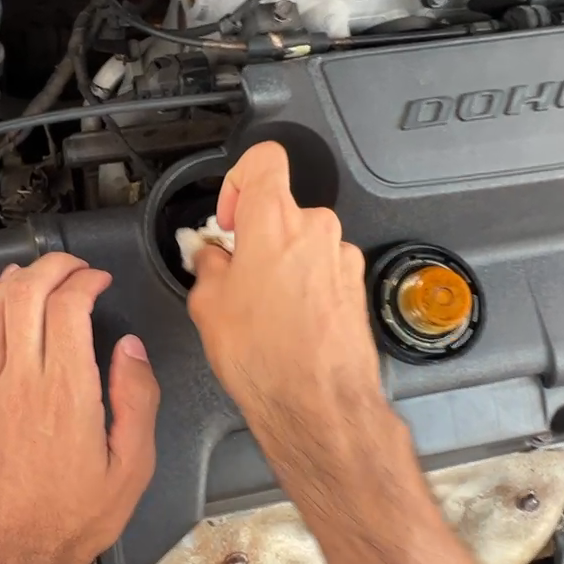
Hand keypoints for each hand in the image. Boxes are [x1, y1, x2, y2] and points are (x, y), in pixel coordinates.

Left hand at [0, 253, 160, 563]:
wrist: (16, 553)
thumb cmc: (74, 516)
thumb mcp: (132, 466)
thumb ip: (136, 399)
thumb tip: (130, 350)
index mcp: (68, 393)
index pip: (68, 308)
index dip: (85, 280)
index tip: (100, 280)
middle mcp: (23, 382)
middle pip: (27, 296)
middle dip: (53, 267)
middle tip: (74, 267)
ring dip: (18, 280)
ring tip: (40, 272)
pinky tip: (2, 302)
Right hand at [188, 142, 385, 447]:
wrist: (318, 403)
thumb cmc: (266, 357)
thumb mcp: (208, 305)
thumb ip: (208, 266)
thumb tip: (210, 257)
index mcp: (274, 221)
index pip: (264, 160)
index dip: (239, 181)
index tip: (228, 217)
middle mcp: (315, 230)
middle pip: (280, 209)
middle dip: (254, 235)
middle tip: (234, 273)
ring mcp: (341, 258)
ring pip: (302, 242)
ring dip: (280, 263)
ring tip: (260, 307)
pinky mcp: (356, 285)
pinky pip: (321, 268)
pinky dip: (303, 284)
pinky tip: (286, 321)